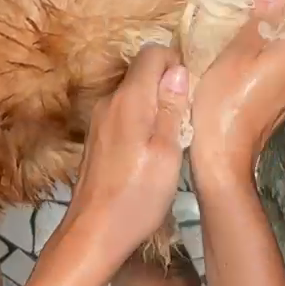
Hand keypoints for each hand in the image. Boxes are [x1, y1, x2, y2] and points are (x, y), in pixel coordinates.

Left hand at [54, 44, 191, 270]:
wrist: (94, 233)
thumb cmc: (137, 196)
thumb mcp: (167, 152)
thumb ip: (172, 108)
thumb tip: (178, 70)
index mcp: (129, 99)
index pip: (152, 53)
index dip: (176, 65)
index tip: (191, 95)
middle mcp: (109, 101)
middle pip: (142, 73)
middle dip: (168, 87)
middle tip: (186, 121)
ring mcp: (99, 121)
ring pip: (134, 95)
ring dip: (156, 108)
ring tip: (172, 141)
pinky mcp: (97, 140)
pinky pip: (124, 115)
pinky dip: (142, 123)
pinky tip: (151, 154)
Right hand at [189, 0, 284, 190]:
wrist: (224, 157)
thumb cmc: (225, 103)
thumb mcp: (236, 53)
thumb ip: (259, 20)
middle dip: (281, 14)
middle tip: (249, 5)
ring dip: (271, 38)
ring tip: (240, 31)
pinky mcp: (280, 104)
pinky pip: (281, 71)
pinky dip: (266, 60)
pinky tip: (241, 62)